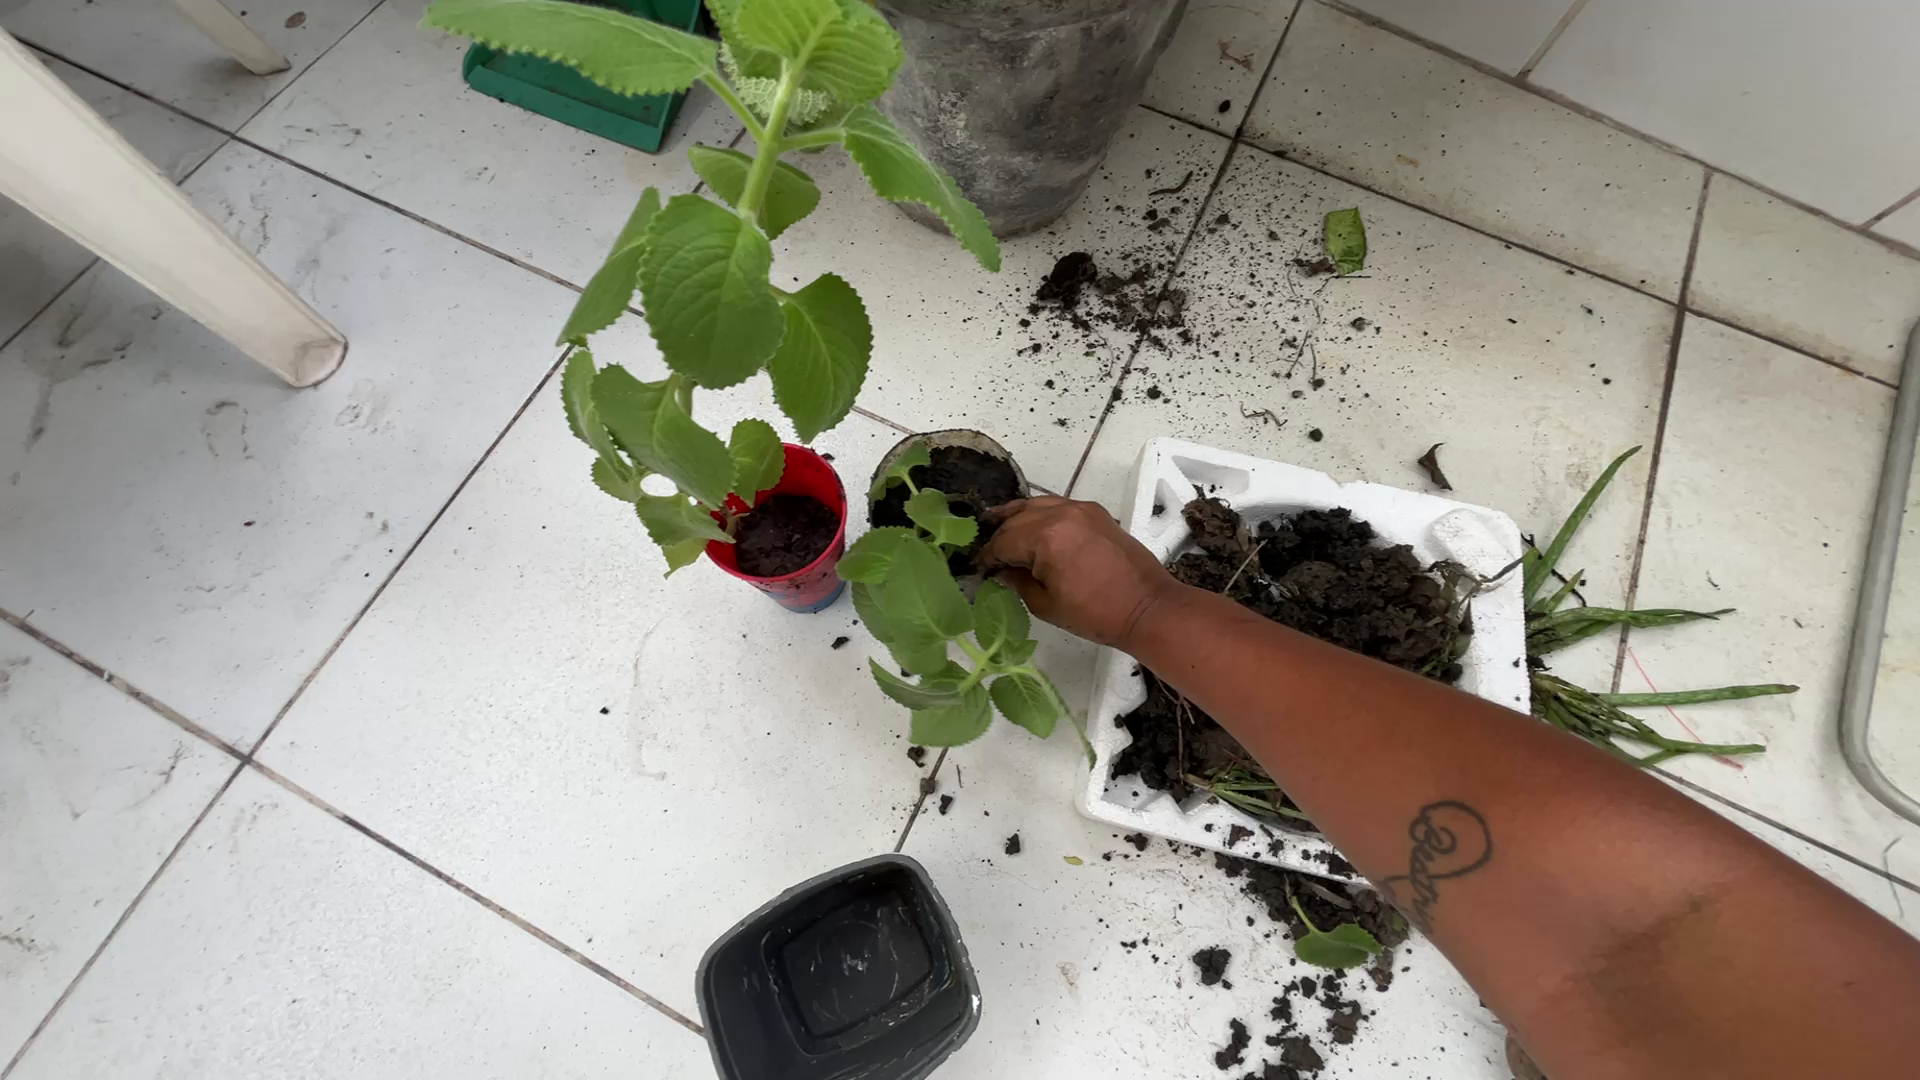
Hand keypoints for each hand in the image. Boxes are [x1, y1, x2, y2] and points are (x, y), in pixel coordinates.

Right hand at [978, 496, 1181, 649]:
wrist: (1147, 607)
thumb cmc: (1095, 613)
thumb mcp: (1046, 604)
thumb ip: (1018, 582)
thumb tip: (1002, 572)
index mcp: (1046, 537)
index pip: (1003, 542)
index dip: (987, 557)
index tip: (977, 569)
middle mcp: (1061, 514)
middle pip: (1017, 519)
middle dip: (998, 536)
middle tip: (987, 554)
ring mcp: (1080, 509)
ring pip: (1035, 504)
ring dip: (1015, 517)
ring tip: (996, 525)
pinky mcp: (1094, 512)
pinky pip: (1057, 505)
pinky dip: (1039, 513)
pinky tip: (1031, 525)